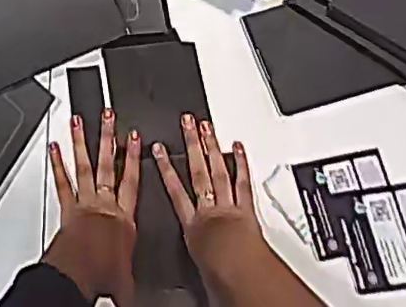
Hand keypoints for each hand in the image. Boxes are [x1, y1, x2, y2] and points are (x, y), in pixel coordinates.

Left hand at [45, 108, 141, 304]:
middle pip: (107, 164)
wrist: (82, 278)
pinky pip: (63, 183)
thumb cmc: (105, 278)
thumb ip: (129, 268)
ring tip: (77, 120)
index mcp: (124, 218)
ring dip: (81, 142)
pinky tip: (53, 147)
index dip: (133, 157)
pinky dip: (57, 164)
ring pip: (84, 166)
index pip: (131, 180)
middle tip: (107, 115)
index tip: (134, 136)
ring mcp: (85, 203)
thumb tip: (134, 287)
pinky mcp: (68, 209)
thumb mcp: (127, 278)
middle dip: (108, 138)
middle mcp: (105, 205)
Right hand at [153, 116, 322, 306]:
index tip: (158, 149)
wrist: (243, 280)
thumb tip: (192, 277)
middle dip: (192, 145)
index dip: (166, 168)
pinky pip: (243, 185)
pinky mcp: (248, 212)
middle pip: (197, 172)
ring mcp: (228, 208)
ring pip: (217, 171)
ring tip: (206, 126)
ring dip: (211, 146)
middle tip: (187, 123)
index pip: (175, 191)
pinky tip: (237, 147)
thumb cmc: (223, 282)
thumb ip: (195, 260)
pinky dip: (241, 164)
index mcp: (193, 227)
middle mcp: (208, 212)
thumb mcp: (201, 276)